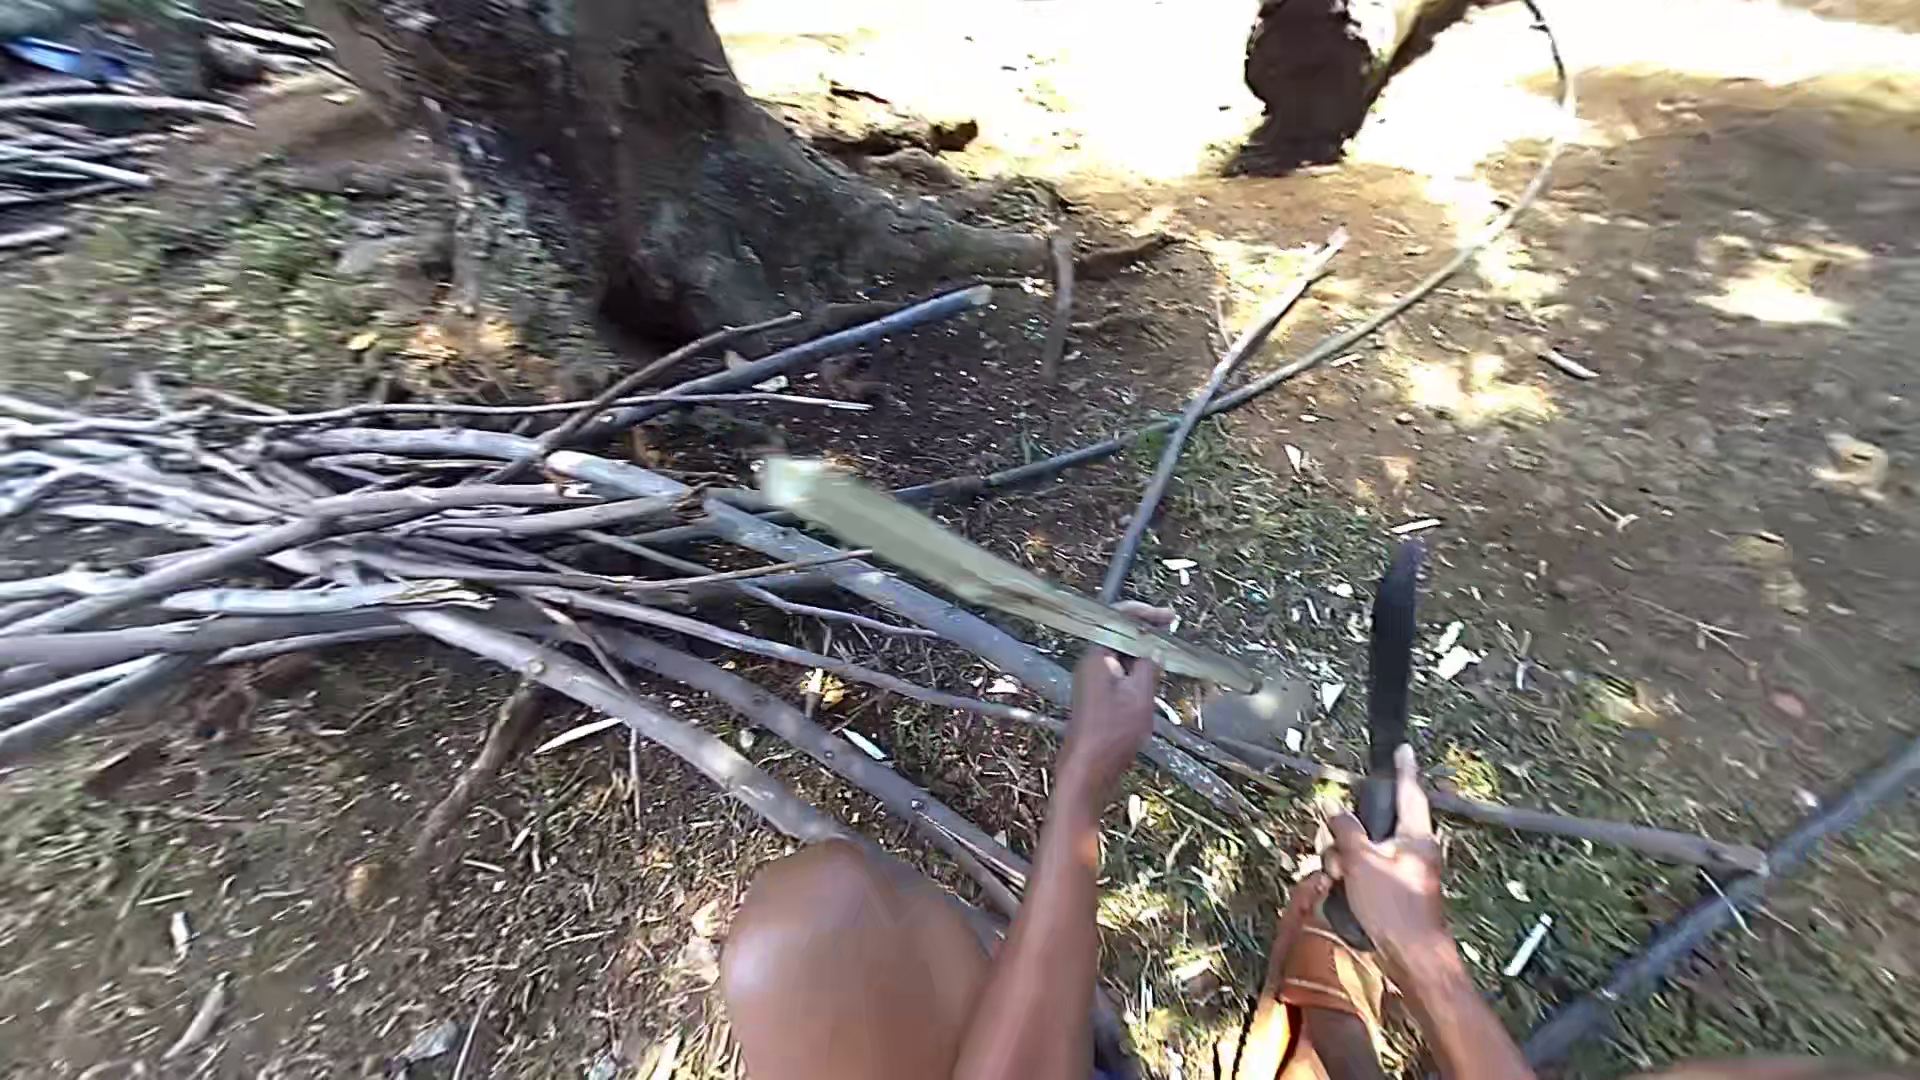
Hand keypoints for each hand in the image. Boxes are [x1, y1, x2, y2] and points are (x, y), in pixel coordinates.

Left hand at [1058, 603, 1171, 806]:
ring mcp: (1092, 678)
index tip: (1170, 617)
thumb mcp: (1140, 694)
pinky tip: (1153, 678)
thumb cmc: (1112, 731)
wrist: (1088, 768)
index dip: (1145, 613)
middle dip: (1146, 632)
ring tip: (1168, 656)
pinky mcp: (1096, 694)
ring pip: (1120, 654)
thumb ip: (1150, 665)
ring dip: (1143, 652)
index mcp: (1096, 655)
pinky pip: (1118, 671)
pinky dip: (1136, 669)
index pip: (1117, 618)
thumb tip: (1158, 646)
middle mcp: (1090, 662)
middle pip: (1118, 634)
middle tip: (1172, 633)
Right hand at [1324, 744, 1451, 974]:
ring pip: (1359, 845)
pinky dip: (1347, 872)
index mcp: (1415, 836)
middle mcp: (1411, 848)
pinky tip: (1341, 887)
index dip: (1404, 769)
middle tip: (1337, 855)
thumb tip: (1332, 805)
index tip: (1404, 749)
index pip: (1409, 793)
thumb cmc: (1394, 906)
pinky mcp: (1390, 886)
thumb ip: (1345, 828)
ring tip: (1340, 878)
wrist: (1412, 958)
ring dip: (1341, 858)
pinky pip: (1360, 866)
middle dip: (1343, 836)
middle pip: (1369, 823)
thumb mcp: (1361, 860)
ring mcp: (1401, 868)